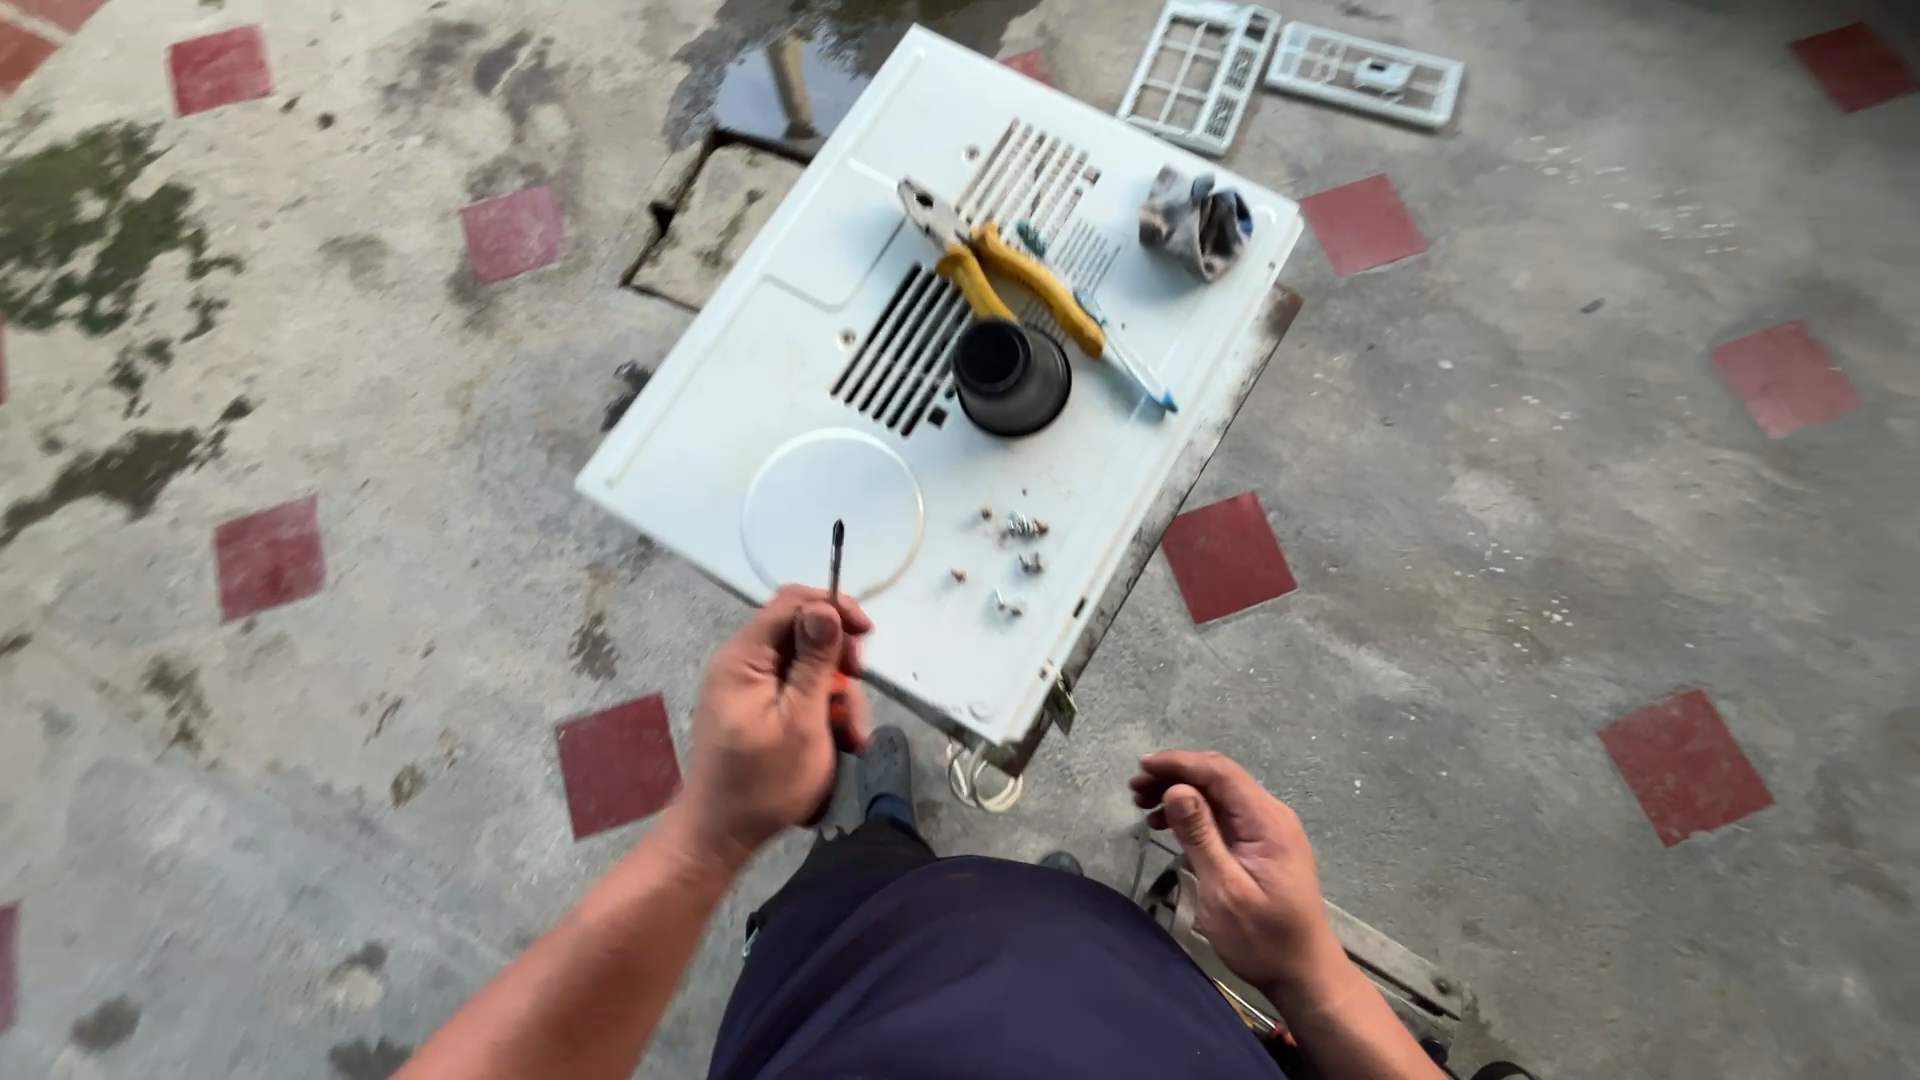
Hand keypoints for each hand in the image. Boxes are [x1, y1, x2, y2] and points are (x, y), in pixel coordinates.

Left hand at [675, 586, 873, 868]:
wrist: (720, 837)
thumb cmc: (762, 782)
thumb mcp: (800, 720)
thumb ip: (815, 661)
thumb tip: (827, 607)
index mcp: (745, 657)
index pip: (793, 602)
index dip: (834, 608)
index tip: (866, 635)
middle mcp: (745, 662)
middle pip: (804, 632)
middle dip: (840, 658)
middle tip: (860, 684)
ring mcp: (752, 686)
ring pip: (809, 666)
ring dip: (839, 693)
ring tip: (854, 736)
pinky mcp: (761, 708)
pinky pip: (800, 691)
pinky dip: (825, 710)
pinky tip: (841, 741)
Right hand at [1130, 750, 1342, 997]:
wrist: (1304, 977)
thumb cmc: (1263, 939)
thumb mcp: (1225, 890)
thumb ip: (1200, 836)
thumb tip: (1176, 788)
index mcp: (1267, 821)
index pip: (1220, 772)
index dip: (1178, 763)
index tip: (1142, 766)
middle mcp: (1269, 815)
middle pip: (1217, 777)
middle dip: (1174, 775)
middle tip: (1135, 789)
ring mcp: (1266, 828)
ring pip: (1217, 793)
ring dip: (1179, 791)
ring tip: (1143, 805)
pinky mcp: (1258, 842)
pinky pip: (1221, 812)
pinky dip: (1192, 811)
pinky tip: (1166, 824)